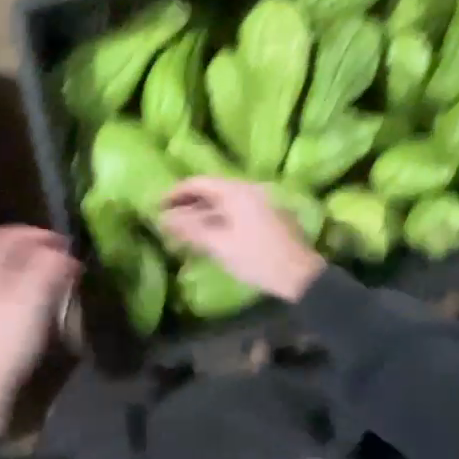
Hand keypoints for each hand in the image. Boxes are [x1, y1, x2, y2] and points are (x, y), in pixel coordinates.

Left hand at [0, 226, 78, 434]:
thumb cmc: (6, 342)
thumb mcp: (33, 300)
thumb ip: (47, 267)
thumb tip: (61, 251)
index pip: (2, 235)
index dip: (34, 233)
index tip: (60, 241)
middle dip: (30, 248)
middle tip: (57, 256)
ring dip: (24, 265)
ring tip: (50, 274)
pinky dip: (15, 282)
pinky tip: (32, 294)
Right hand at [160, 177, 326, 301]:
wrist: (301, 276)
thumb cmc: (257, 258)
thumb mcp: (219, 245)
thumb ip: (190, 229)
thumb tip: (164, 219)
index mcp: (238, 191)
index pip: (199, 183)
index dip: (175, 193)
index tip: (157, 206)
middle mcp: (250, 190)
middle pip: (212, 191)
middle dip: (188, 205)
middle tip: (167, 220)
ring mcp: (261, 203)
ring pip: (224, 203)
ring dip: (203, 215)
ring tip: (183, 231)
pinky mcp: (268, 217)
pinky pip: (236, 212)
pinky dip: (219, 220)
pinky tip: (208, 237)